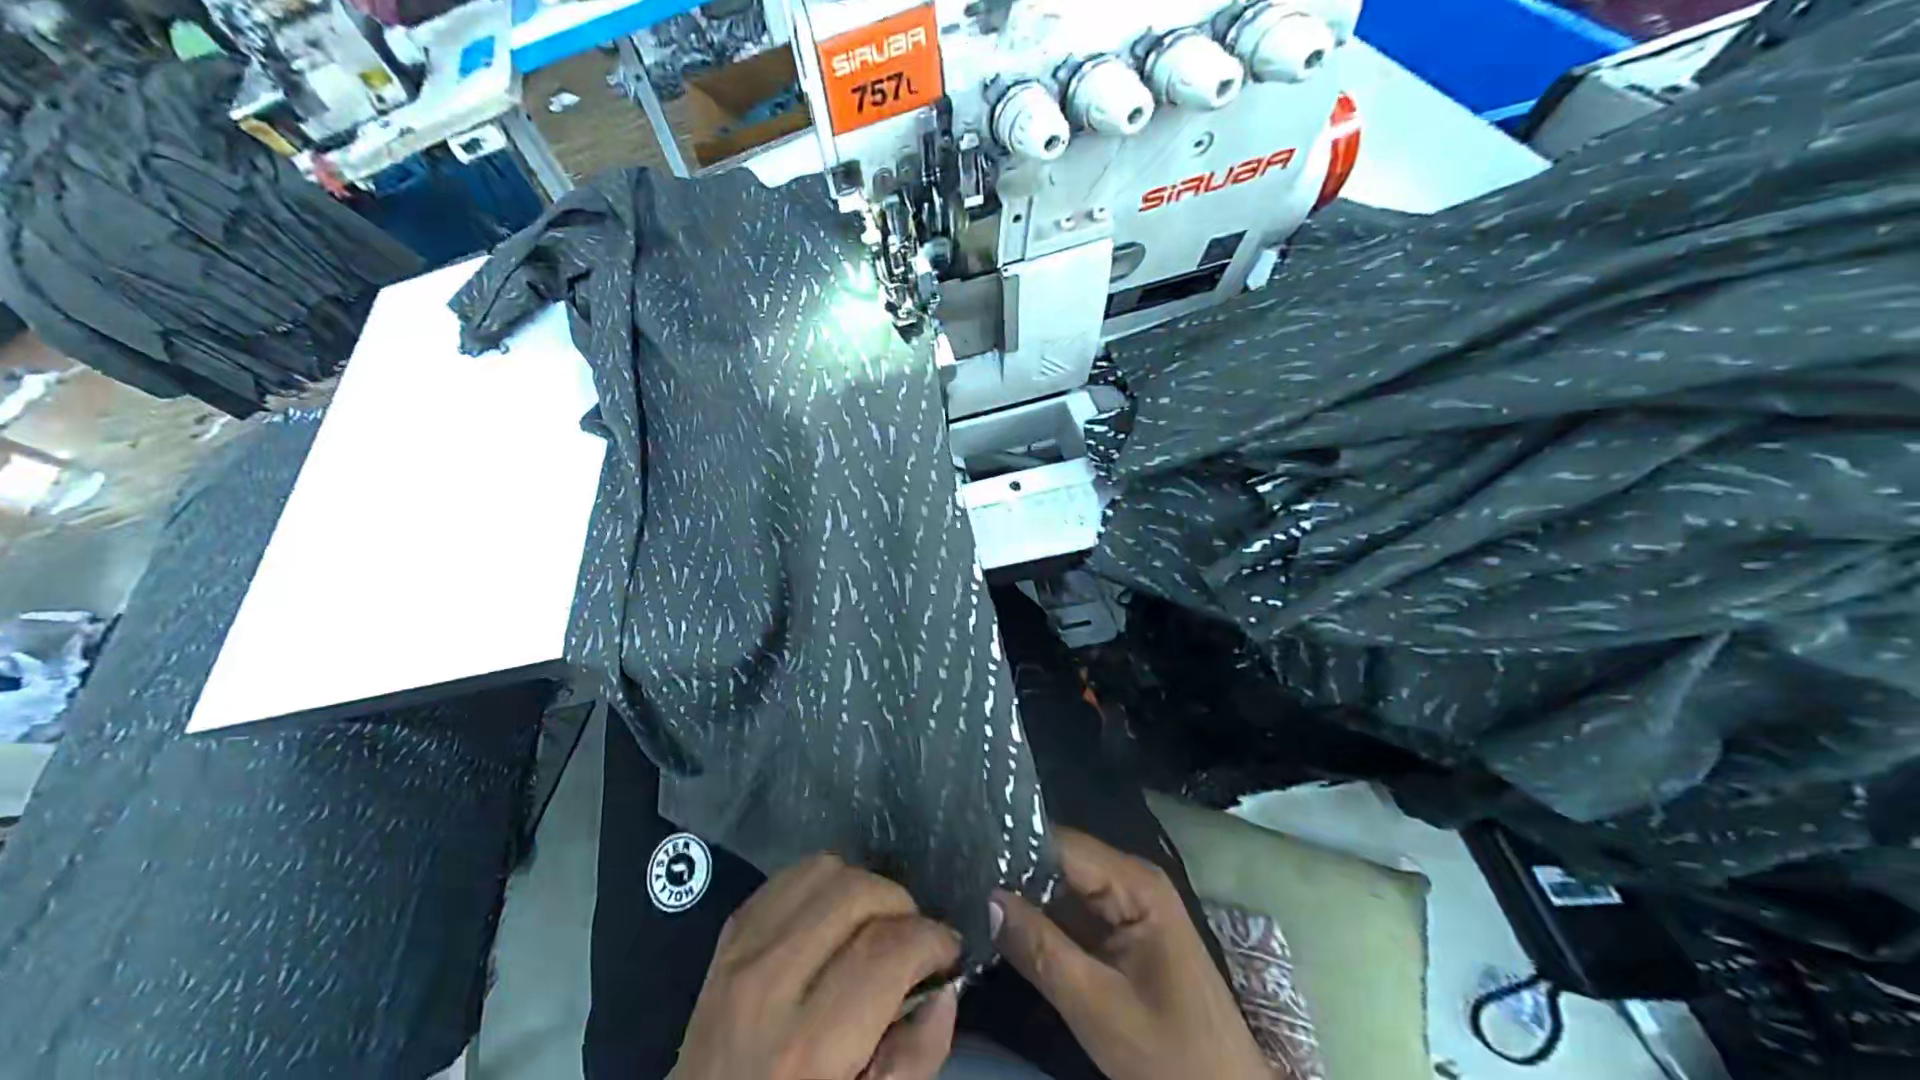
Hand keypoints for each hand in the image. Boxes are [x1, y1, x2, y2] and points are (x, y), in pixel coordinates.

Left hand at [671, 853, 961, 1079]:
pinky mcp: (728, 934)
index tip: (948, 953)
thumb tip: (944, 989)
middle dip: (903, 908)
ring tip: (875, 927)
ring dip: (865, 889)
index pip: (888, 949)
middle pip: (857, 894)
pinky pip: (790, 876)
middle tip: (913, 942)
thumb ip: (914, 1061)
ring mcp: (741, 952)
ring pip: (824, 871)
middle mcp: (768, 984)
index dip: (934, 940)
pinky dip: (826, 885)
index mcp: (807, 1047)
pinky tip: (836, 920)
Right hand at [991, 828, 1270, 1079]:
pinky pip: (1069, 914)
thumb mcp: (1098, 1006)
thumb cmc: (1170, 1054)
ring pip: (1059, 888)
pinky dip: (1038, 921)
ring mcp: (1125, 906)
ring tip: (965, 893)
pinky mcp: (1119, 932)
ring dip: (1020, 896)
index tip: (963, 849)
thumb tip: (987, 898)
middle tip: (957, 876)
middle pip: (1058, 861)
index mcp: (1135, 883)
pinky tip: (997, 922)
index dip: (1013, 845)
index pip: (1061, 844)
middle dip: (1011, 871)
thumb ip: (1040, 949)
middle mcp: (1130, 881)